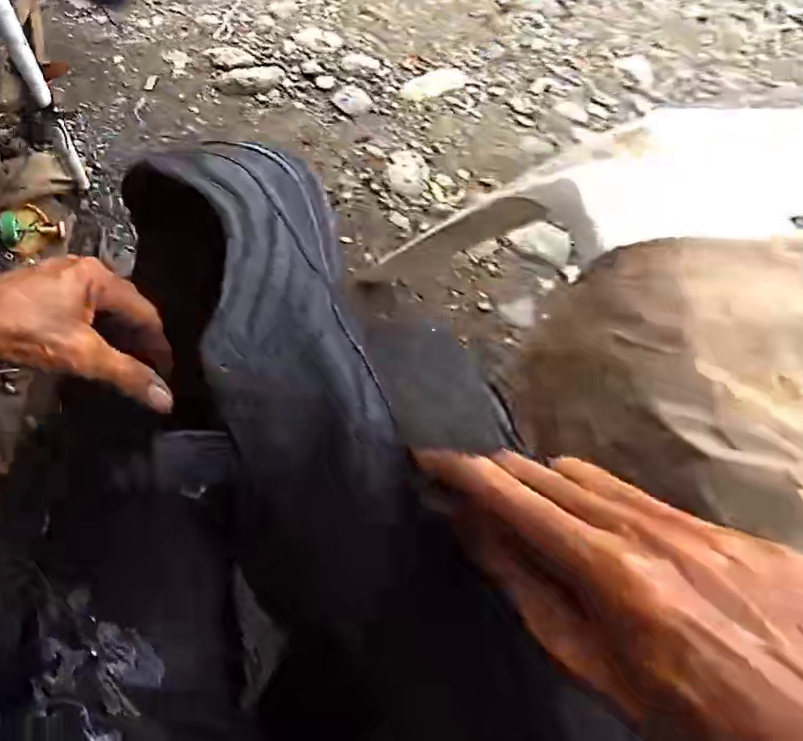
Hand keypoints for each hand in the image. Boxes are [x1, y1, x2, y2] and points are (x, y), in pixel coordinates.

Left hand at [0, 255, 172, 411]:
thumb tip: (166, 398)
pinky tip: (85, 345)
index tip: (165, 372)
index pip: (144, 309)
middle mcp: (78, 266)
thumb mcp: (82, 354)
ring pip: (96, 305)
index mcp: (96, 275)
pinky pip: (75, 305)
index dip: (158, 342)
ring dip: (110, 332)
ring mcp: (54, 274)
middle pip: (121, 303)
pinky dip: (87, 326)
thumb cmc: (28, 332)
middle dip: (135, 336)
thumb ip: (127, 374)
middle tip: (145, 369)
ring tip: (119, 362)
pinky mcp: (36, 286)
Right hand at [416, 450, 802, 739]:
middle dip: (493, 474)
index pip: (501, 487)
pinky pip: (652, 501)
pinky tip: (625, 546)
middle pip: (538, 468)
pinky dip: (611, 509)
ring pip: (588, 474)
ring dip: (547, 485)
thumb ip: (520, 584)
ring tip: (544, 516)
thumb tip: (465, 521)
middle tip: (472, 493)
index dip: (450, 466)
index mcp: (607, 568)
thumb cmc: (698, 720)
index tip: (422, 460)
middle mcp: (653, 535)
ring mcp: (710, 534)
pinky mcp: (754, 542)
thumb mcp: (592, 665)